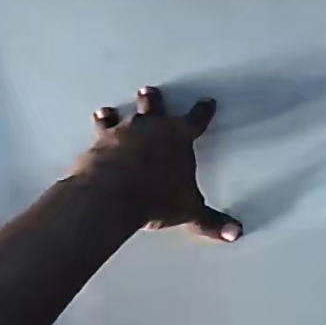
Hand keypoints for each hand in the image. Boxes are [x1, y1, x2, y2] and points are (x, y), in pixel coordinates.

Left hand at [78, 86, 242, 242]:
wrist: (111, 196)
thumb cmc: (156, 196)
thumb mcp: (189, 210)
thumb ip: (210, 221)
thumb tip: (234, 233)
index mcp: (179, 138)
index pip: (196, 120)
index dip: (203, 111)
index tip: (206, 102)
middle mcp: (150, 130)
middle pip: (153, 109)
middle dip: (153, 101)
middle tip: (150, 91)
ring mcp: (121, 135)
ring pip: (120, 118)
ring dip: (116, 114)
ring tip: (110, 110)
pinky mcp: (96, 147)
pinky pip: (96, 137)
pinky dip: (95, 134)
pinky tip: (90, 134)